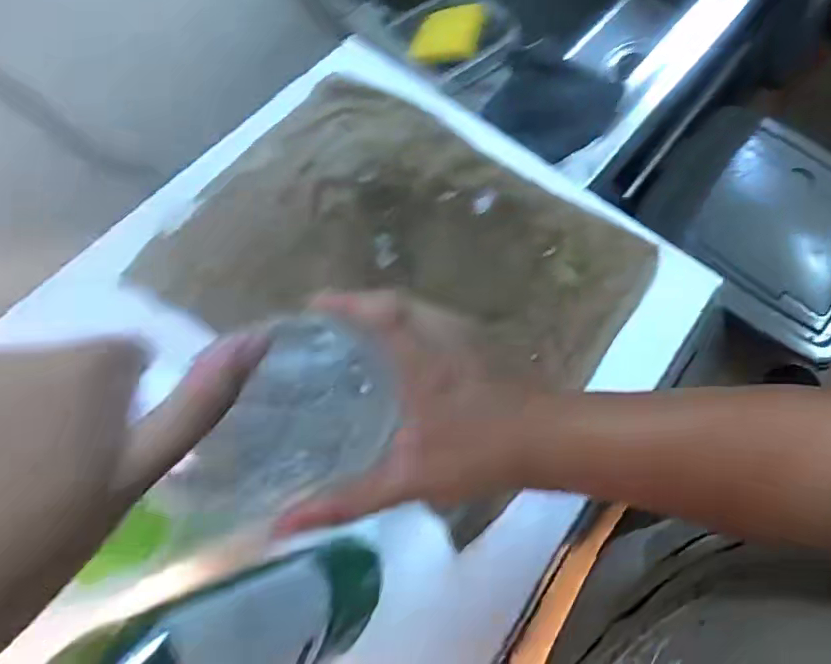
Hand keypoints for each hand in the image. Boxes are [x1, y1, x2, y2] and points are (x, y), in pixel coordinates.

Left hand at [0, 330, 265, 663]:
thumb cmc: (24, 552)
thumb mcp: (130, 481)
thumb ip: (199, 402)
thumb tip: (260, 335)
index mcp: (85, 364)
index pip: (131, 355)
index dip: (124, 405)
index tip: (99, 460)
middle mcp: (9, 352)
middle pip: (59, 366)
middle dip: (60, 408)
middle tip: (41, 482)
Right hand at [275, 292, 534, 534]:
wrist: (550, 434)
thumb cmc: (481, 450)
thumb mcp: (409, 479)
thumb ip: (346, 500)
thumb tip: (280, 527)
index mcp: (426, 357)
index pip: (385, 313)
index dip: (349, 302)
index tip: (314, 303)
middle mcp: (451, 336)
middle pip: (406, 303)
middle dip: (365, 303)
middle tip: (327, 319)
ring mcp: (476, 338)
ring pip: (428, 310)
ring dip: (394, 312)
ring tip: (359, 333)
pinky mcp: (491, 347)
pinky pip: (445, 322)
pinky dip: (418, 324)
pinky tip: (406, 352)